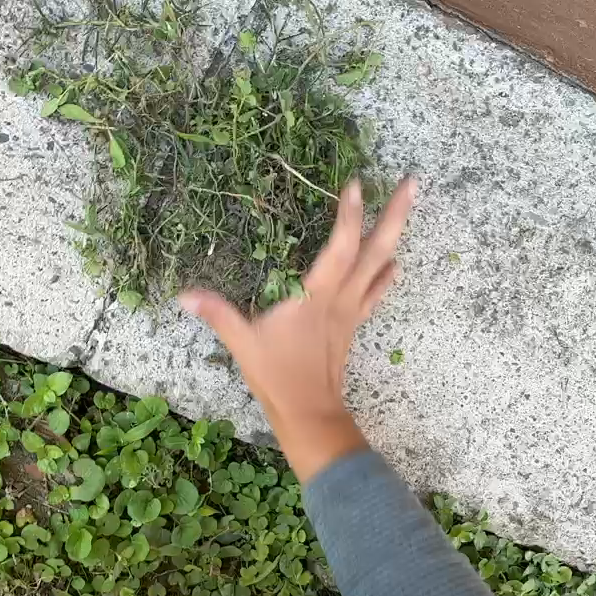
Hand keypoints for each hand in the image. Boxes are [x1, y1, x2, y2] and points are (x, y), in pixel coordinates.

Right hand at [180, 177, 416, 482]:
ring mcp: (352, 310)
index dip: (349, 215)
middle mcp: (341, 297)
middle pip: (376, 249)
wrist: (311, 413)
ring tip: (409, 204)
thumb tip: (183, 295)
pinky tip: (395, 263)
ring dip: (396, 234)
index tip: (356, 183)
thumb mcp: (242, 343)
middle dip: (395, 214)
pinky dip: (386, 274)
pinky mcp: (352, 324)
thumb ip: (216, 314)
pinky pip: (375, 291)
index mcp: (316, 295)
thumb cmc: (277, 377)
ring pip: (381, 265)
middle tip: (413, 181)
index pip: (340, 247)